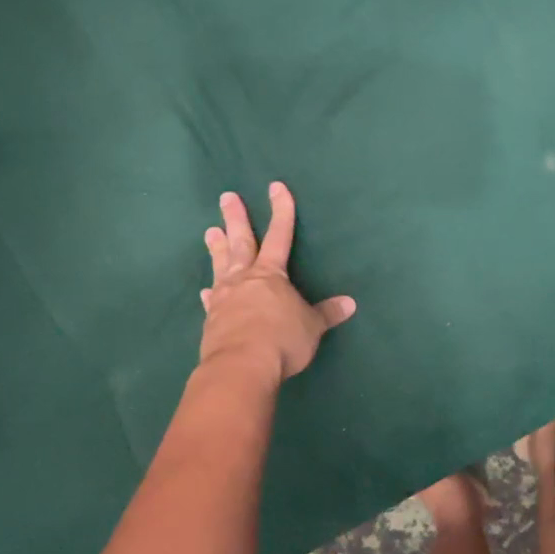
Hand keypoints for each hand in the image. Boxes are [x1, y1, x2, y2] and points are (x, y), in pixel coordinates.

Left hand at [198, 183, 355, 381]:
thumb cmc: (282, 340)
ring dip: (216, 247)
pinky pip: (211, 300)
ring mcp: (224, 298)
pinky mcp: (212, 319)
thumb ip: (327, 313)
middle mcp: (245, 279)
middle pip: (241, 242)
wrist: (241, 366)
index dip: (281, 211)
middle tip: (226, 196)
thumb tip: (350, 304)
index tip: (276, 187)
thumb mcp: (312, 326)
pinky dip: (209, 293)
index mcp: (272, 275)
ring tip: (210, 231)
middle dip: (236, 218)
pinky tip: (205, 291)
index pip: (280, 235)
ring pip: (220, 265)